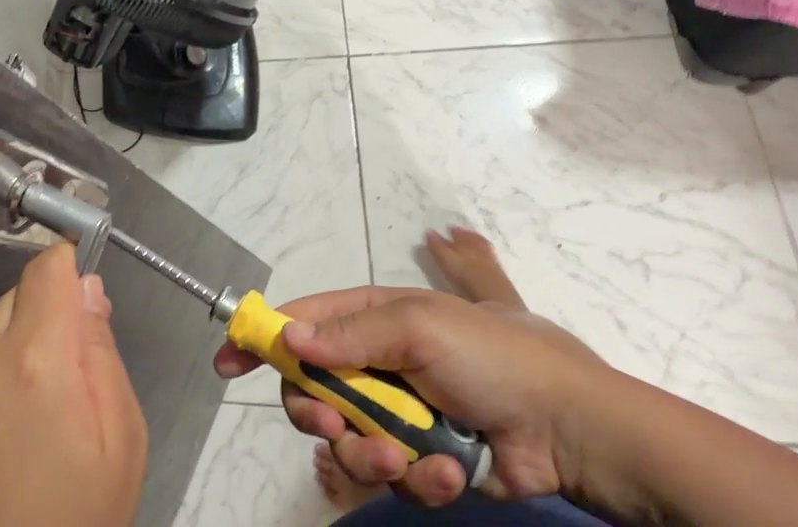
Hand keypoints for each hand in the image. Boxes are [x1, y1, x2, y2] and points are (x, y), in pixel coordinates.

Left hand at [0, 245, 147, 526]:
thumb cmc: (78, 512)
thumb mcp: (121, 436)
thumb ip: (102, 350)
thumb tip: (86, 287)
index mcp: (35, 358)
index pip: (47, 267)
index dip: (72, 270)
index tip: (87, 298)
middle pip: (21, 293)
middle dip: (50, 315)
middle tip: (72, 375)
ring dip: (20, 342)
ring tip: (37, 408)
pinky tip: (6, 421)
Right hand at [213, 248, 614, 507]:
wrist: (569, 428)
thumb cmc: (492, 356)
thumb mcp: (418, 326)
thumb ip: (349, 334)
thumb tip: (288, 335)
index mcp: (374, 320)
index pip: (303, 322)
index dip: (263, 338)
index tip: (227, 362)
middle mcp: (377, 364)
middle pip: (311, 389)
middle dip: (316, 411)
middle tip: (328, 425)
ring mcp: (398, 415)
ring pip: (346, 441)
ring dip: (369, 454)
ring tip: (403, 459)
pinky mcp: (420, 461)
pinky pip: (391, 475)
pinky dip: (418, 477)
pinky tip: (447, 472)